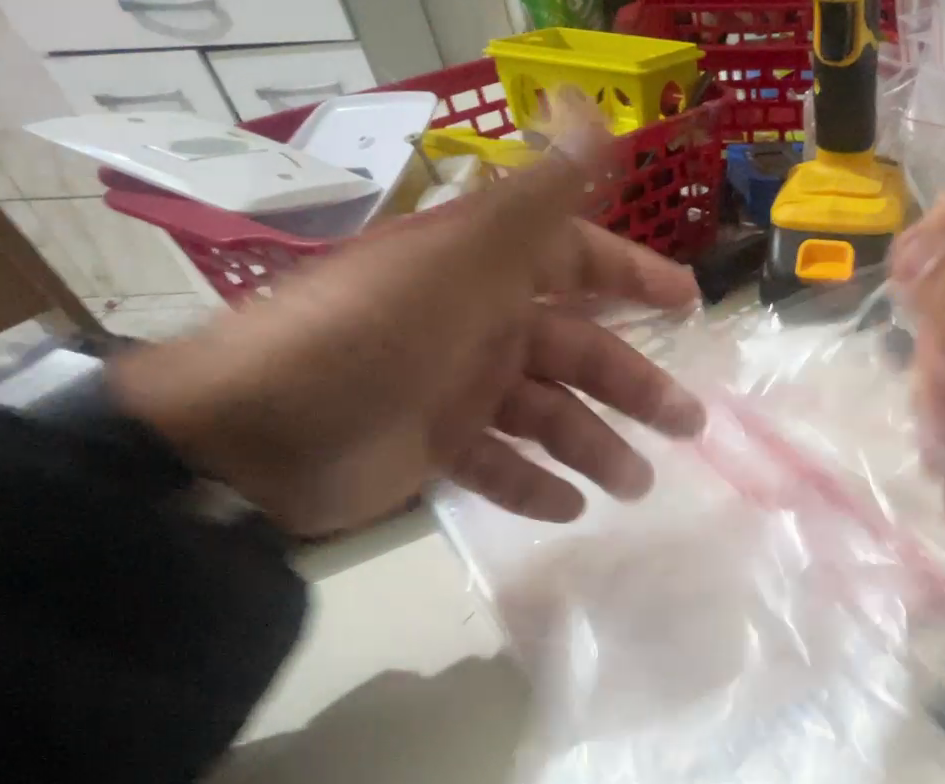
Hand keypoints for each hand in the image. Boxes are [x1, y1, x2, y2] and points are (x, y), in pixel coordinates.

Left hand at [109, 149, 703, 535]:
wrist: (256, 434)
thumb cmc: (369, 340)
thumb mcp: (457, 263)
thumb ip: (532, 203)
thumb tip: (591, 114)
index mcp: (486, 275)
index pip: (576, 262)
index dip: (633, 276)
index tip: (688, 304)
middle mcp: (479, 326)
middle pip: (578, 352)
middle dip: (636, 388)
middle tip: (689, 427)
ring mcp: (457, 390)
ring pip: (548, 417)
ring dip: (596, 450)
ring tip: (633, 487)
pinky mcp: (436, 447)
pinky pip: (499, 466)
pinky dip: (533, 486)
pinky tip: (568, 509)